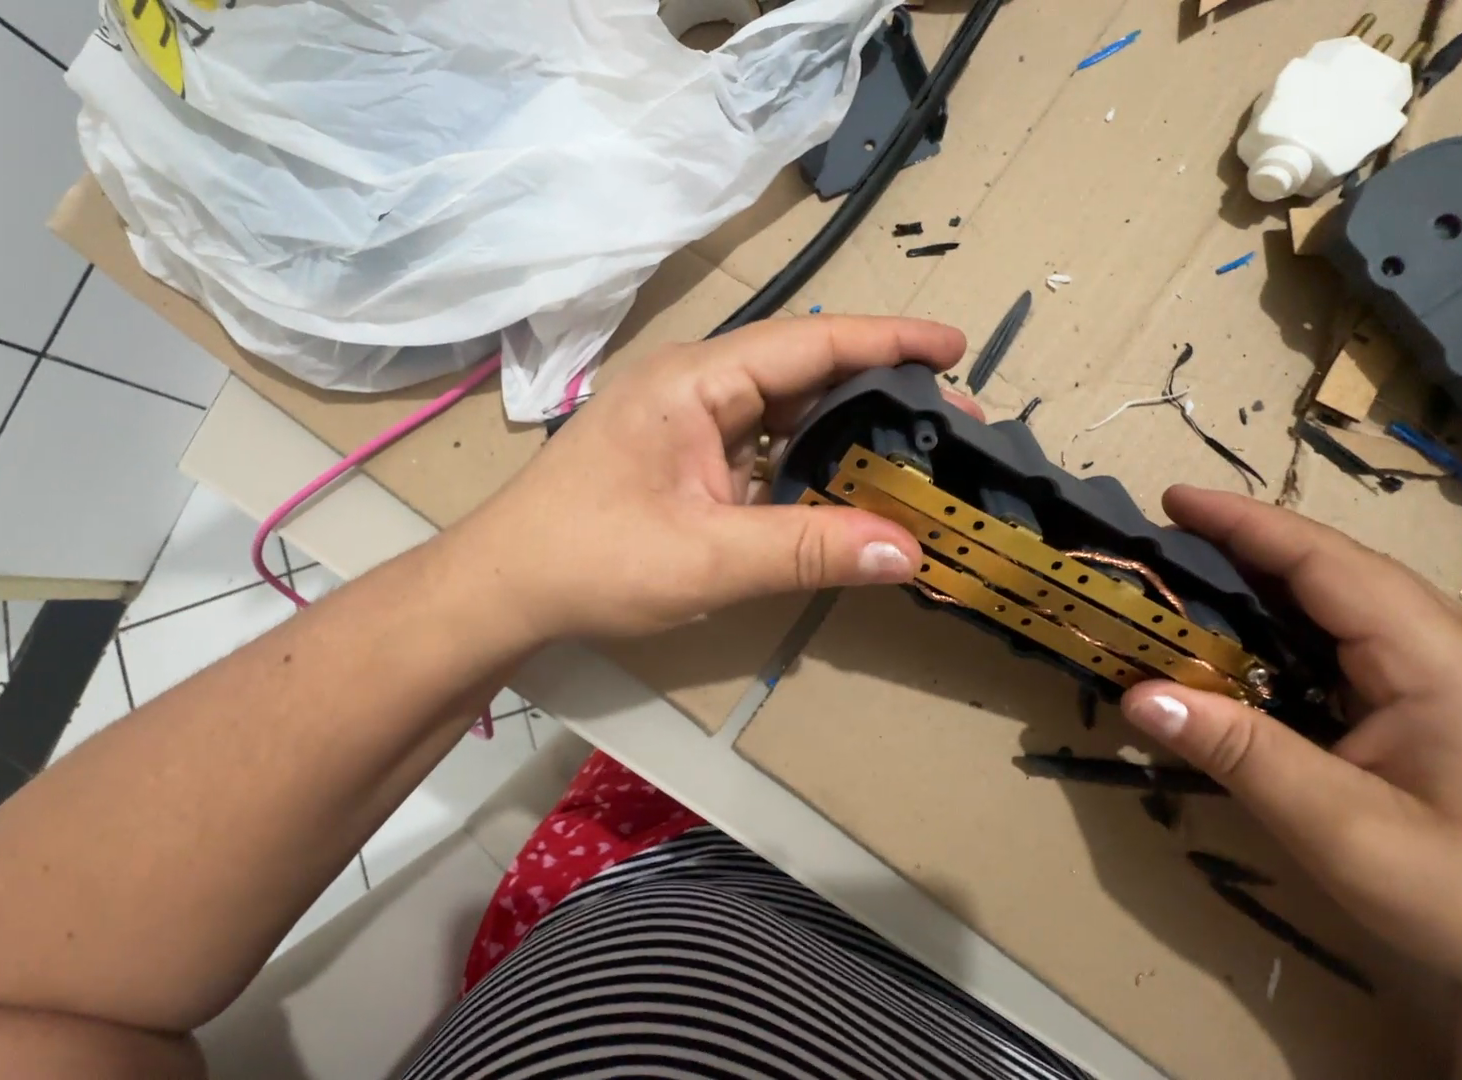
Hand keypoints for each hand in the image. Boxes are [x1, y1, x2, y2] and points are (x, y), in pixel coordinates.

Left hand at [449, 316, 974, 639]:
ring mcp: (683, 421)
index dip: (887, 342)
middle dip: (876, 389)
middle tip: (948, 422)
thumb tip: (907, 551)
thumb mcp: (706, 558)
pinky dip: (803, 461)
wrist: (506, 585)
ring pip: (781, 409)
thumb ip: (807, 550)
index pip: (809, 343)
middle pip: (801, 370)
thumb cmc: (592, 560)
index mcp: (695, 382)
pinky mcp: (680, 456)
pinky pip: (757, 444)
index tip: (954, 348)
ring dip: (841, 430)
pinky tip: (839, 486)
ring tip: (909, 454)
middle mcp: (692, 385)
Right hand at [1116, 487, 1461, 1074]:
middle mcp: (1461, 650)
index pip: (1328, 564)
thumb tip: (1138, 693)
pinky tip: (1257, 644)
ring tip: (1193, 578)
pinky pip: (1363, 641)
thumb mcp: (1346, 833)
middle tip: (1164, 537)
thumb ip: (1240, 754)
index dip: (1245, 524)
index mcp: (1443, 663)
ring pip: (1352, 604)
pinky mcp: (1458, 704)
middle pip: (1340, 571)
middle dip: (1249, 543)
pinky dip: (1295, 625)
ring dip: (1270, 583)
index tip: (1171, 499)